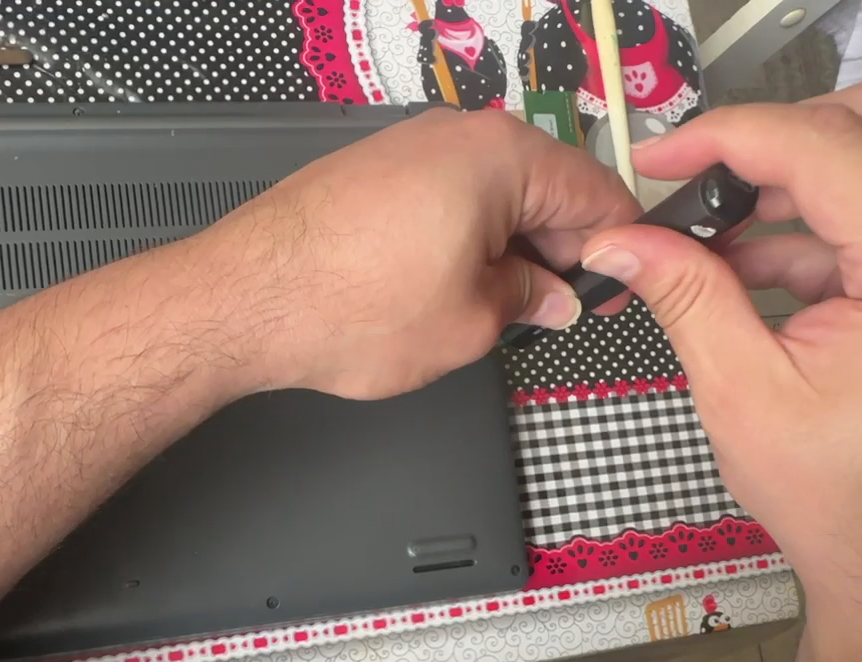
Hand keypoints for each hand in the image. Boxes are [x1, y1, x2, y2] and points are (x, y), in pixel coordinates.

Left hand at [181, 106, 638, 399]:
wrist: (246, 302)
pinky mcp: (370, 176)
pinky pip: (442, 204)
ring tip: (499, 310)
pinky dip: (461, 243)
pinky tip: (450, 289)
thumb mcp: (469, 325)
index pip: (593, 192)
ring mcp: (407, 150)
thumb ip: (527, 304)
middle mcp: (455, 137)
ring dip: (506, 252)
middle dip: (556, 253)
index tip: (615, 289)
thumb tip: (552, 298)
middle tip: (558, 311)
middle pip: (541, 191)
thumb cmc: (354, 310)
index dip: (616, 247)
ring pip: (488, 200)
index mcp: (502, 157)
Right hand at [573, 81, 861, 588]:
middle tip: (683, 189)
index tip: (650, 159)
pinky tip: (747, 265)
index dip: (725, 139)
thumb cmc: (824, 487)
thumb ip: (683, 294)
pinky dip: (815, 224)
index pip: (825, 147)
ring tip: (703, 236)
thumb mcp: (738, 388)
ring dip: (787, 185)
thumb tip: (613, 240)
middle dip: (764, 145)